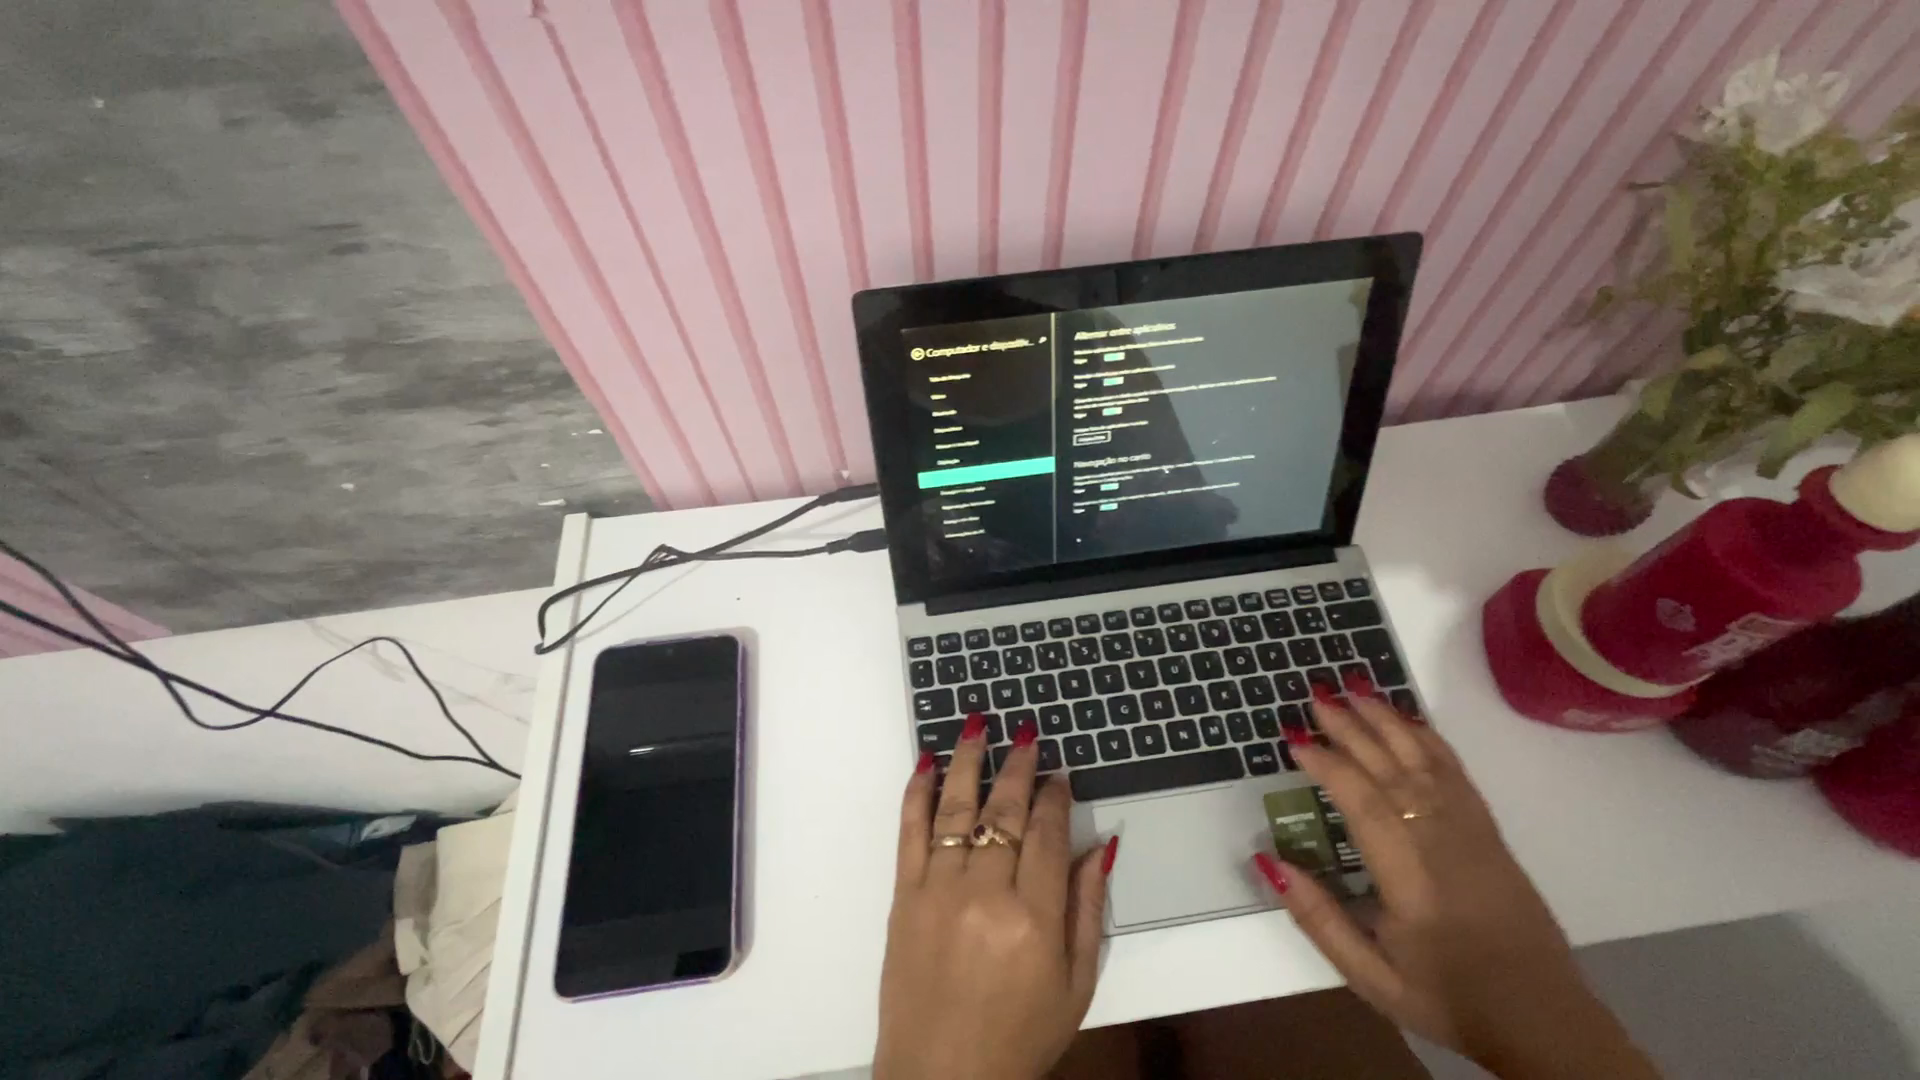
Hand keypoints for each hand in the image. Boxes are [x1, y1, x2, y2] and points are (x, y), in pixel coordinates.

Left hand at [873, 714, 1115, 1079]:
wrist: (942, 1077)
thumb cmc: (1020, 1036)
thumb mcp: (1076, 985)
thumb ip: (1088, 910)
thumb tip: (1100, 845)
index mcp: (1034, 918)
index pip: (1049, 834)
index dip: (1057, 796)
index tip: (1060, 771)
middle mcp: (985, 894)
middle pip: (1005, 812)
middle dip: (1019, 766)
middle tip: (1027, 732)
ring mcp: (938, 890)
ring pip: (956, 809)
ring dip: (968, 762)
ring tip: (977, 725)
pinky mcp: (904, 896)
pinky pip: (909, 832)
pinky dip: (918, 793)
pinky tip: (927, 764)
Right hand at [1254, 677, 1658, 1079]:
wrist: (1544, 1020)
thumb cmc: (1447, 997)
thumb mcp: (1370, 977)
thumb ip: (1318, 919)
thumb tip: (1269, 860)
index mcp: (1411, 880)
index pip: (1364, 804)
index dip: (1327, 765)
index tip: (1294, 738)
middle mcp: (1444, 843)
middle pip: (1393, 769)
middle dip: (1351, 726)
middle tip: (1316, 692)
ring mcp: (1473, 832)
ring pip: (1425, 761)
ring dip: (1388, 719)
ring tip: (1355, 685)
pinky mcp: (1490, 831)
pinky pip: (1455, 772)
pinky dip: (1427, 738)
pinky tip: (1406, 719)